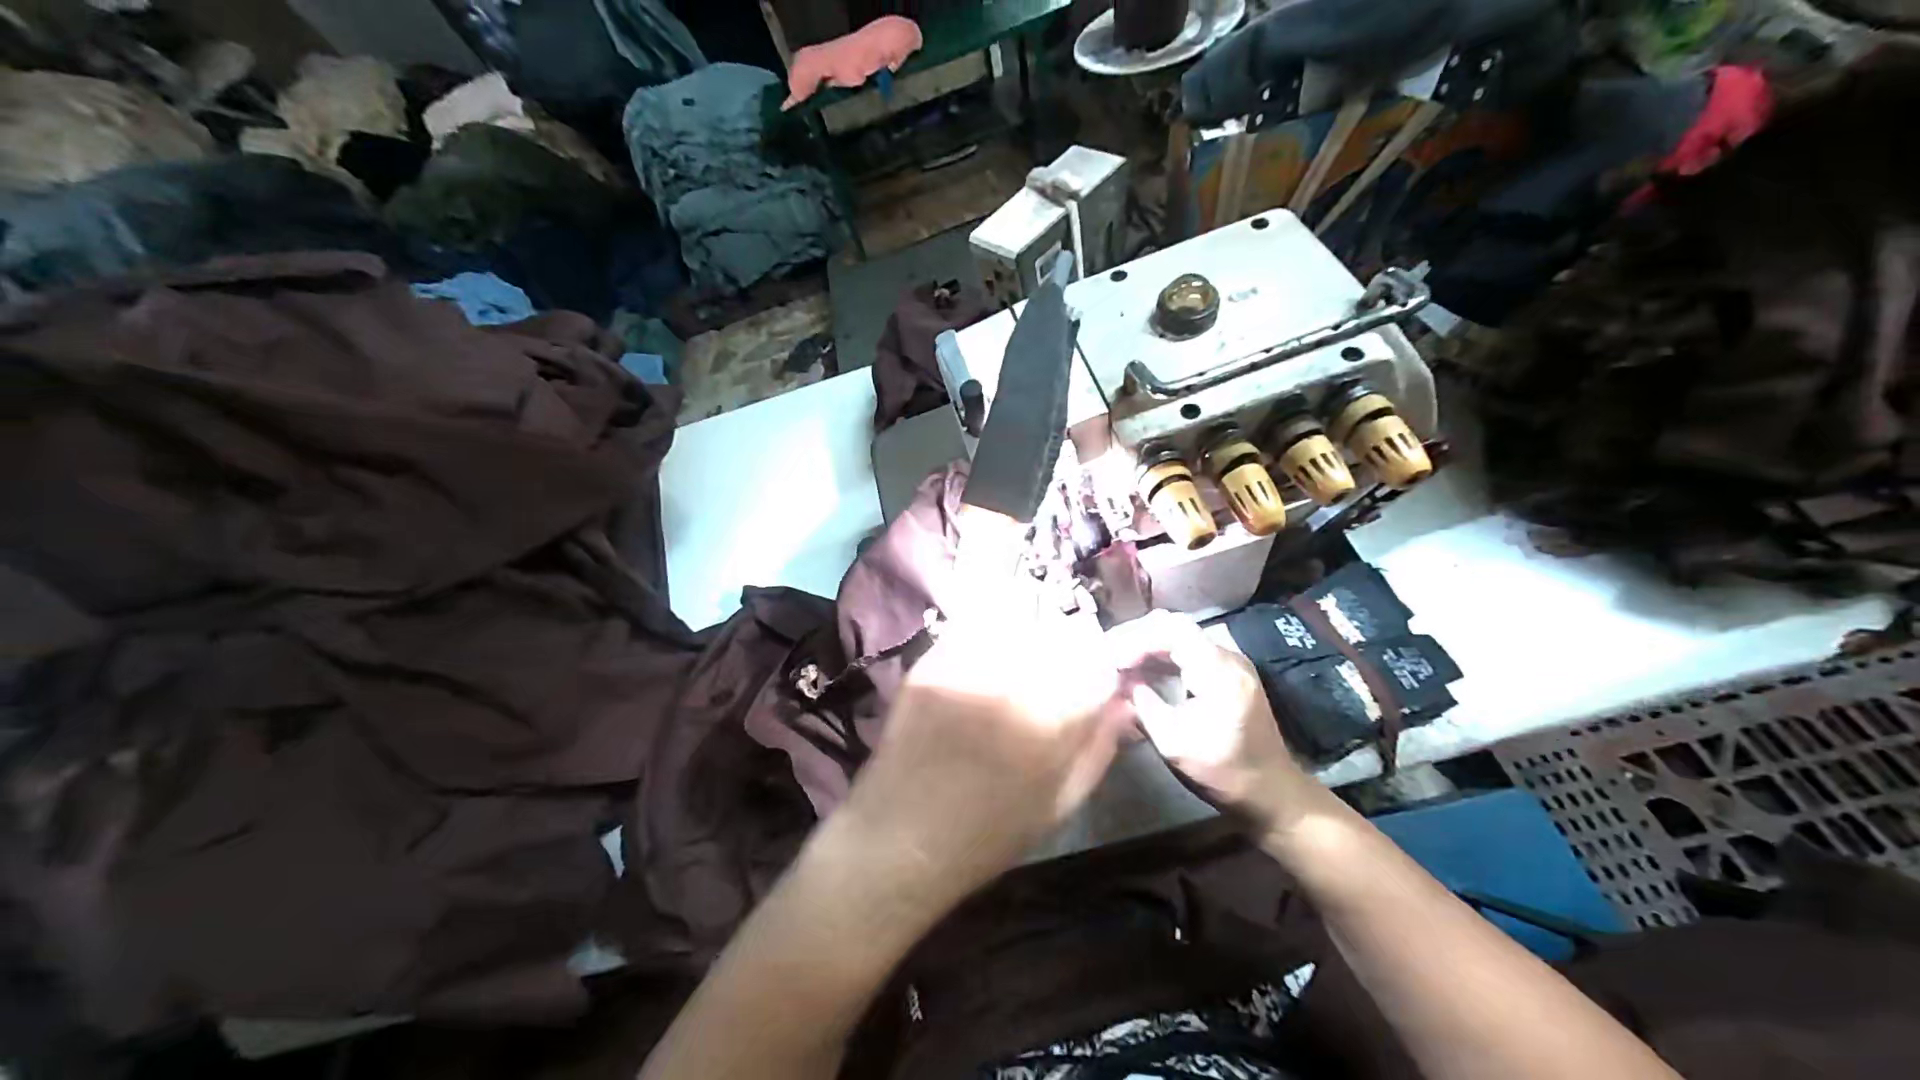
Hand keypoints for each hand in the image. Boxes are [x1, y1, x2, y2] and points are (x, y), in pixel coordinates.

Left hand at [834, 605, 1134, 903]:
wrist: (900, 837)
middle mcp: (1011, 677)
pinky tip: (988, 663)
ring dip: (1032, 636)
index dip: (1104, 669)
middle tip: (1059, 677)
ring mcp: (965, 663)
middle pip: (1061, 631)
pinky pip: (975, 624)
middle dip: (1072, 650)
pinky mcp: (932, 659)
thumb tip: (1123, 701)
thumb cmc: (989, 834)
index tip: (1098, 682)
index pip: (1100, 659)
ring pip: (1019, 619)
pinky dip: (991, 632)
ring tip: (1022, 668)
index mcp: (1051, 717)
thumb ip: (1099, 746)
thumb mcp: (1060, 803)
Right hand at [1110, 611, 1321, 835]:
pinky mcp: (1230, 674)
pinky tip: (1144, 670)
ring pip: (1182, 636)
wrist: (1271, 793)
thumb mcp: (1172, 742)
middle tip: (1109, 655)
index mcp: (1219, 671)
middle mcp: (1230, 658)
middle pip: (1176, 627)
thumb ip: (1143, 704)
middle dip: (1139, 638)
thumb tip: (1121, 680)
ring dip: (1149, 645)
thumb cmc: (1222, 772)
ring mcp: (1232, 663)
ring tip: (1120, 661)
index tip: (1113, 660)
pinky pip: (1192, 651)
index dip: (1137, 638)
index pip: (1172, 630)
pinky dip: (1164, 656)